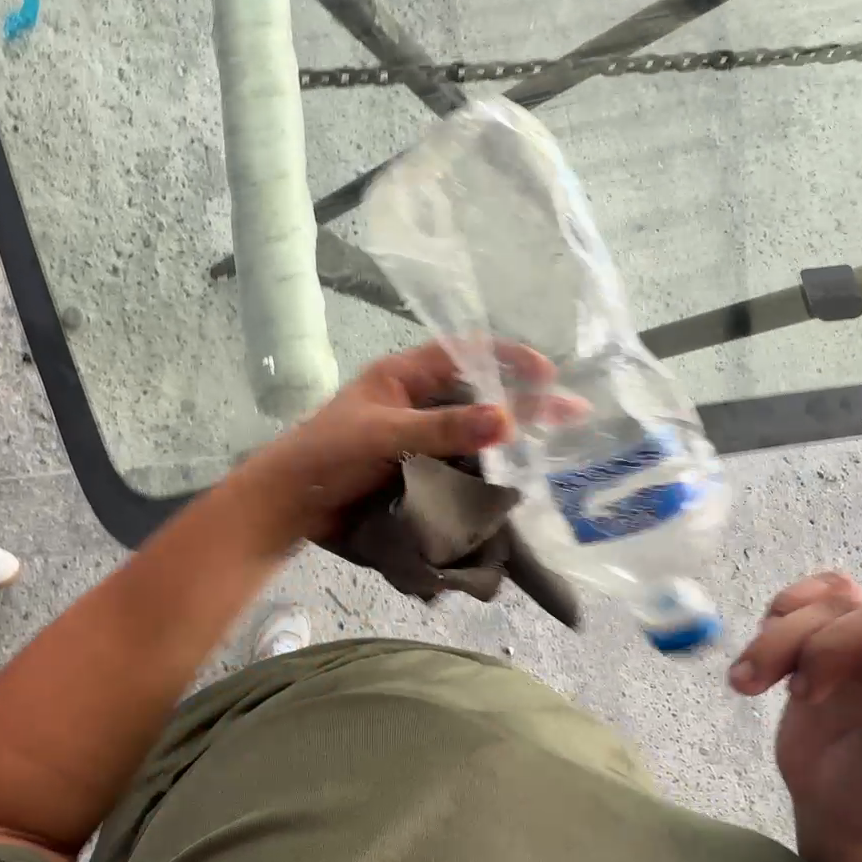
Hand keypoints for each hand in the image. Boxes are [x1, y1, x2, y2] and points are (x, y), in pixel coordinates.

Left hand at [236, 342, 553, 540]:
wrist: (290, 507)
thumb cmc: (328, 455)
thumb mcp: (384, 434)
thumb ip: (442, 428)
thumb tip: (507, 420)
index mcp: (403, 376)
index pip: (465, 353)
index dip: (508, 359)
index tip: (549, 374)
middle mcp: (415, 404)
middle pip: (477, 396)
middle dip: (521, 404)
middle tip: (570, 416)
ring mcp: (417, 441)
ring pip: (471, 435)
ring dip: (506, 444)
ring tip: (553, 456)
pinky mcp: (415, 474)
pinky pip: (458, 468)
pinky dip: (484, 474)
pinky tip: (514, 486)